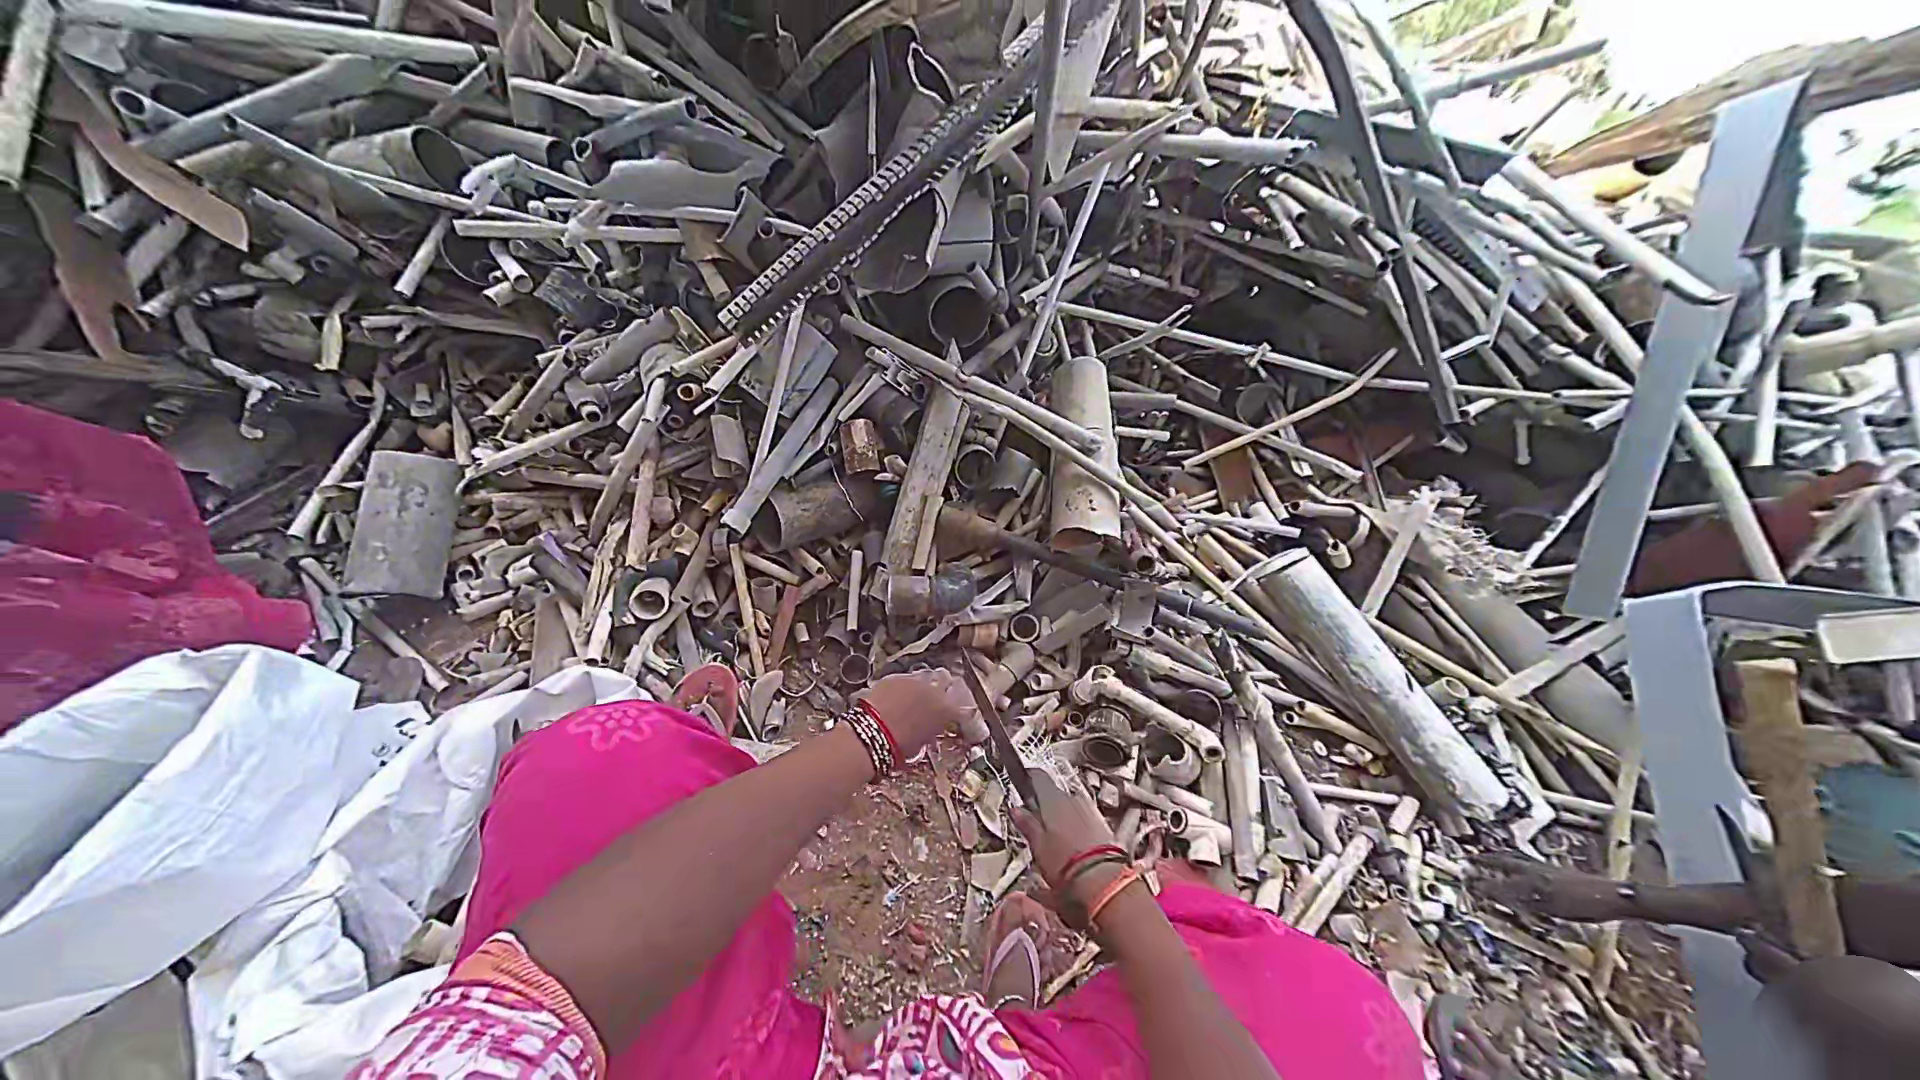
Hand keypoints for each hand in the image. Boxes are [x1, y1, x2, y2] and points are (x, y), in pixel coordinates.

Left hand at [858, 669, 974, 759]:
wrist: (871, 733)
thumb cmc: (898, 746)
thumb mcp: (924, 741)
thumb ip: (933, 729)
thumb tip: (933, 727)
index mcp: (946, 709)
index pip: (964, 706)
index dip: (963, 711)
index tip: (959, 716)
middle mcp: (934, 690)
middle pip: (947, 681)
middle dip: (945, 688)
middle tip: (938, 699)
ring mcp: (914, 680)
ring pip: (927, 676)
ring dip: (926, 685)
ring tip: (919, 695)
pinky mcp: (896, 676)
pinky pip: (907, 678)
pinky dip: (907, 686)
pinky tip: (900, 695)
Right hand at [1011, 771, 1121, 911]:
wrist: (1104, 884)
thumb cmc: (1066, 865)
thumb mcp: (1038, 846)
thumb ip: (1027, 824)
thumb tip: (1016, 810)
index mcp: (1054, 799)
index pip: (1038, 777)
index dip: (1028, 778)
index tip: (1022, 785)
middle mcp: (1073, 799)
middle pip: (1053, 794)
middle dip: (1043, 806)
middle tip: (1032, 825)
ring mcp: (1090, 812)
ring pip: (1068, 809)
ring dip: (1059, 819)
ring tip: (1051, 843)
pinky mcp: (1102, 828)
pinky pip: (1081, 821)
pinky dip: (1073, 830)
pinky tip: (1069, 850)